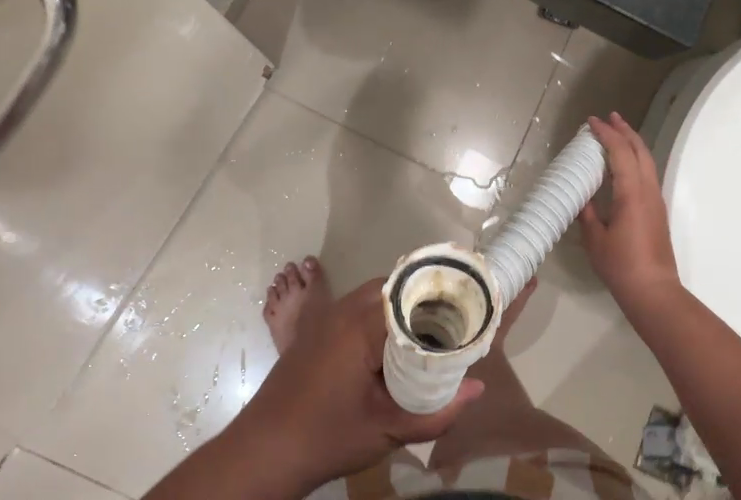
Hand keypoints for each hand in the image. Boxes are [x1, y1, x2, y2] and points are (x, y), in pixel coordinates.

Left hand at [235, 277, 483, 488]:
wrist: (263, 452)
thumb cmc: (326, 437)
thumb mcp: (387, 431)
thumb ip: (436, 412)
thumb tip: (477, 389)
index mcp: (362, 324)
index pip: (414, 294)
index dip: (444, 299)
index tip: (469, 313)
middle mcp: (344, 310)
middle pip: (395, 288)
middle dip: (425, 302)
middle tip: (453, 326)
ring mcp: (326, 317)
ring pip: (375, 297)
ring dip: (401, 311)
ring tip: (429, 337)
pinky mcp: (316, 331)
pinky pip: (357, 309)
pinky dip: (380, 319)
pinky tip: (392, 349)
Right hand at [579, 113, 681, 312]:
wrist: (654, 292)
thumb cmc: (621, 265)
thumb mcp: (595, 239)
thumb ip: (588, 214)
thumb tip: (581, 199)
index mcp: (632, 192)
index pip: (620, 152)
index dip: (606, 134)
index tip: (592, 122)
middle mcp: (648, 190)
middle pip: (639, 150)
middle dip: (624, 131)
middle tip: (610, 118)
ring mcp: (656, 200)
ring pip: (647, 161)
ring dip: (632, 144)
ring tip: (618, 134)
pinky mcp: (657, 212)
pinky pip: (647, 174)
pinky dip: (636, 160)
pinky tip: (625, 165)